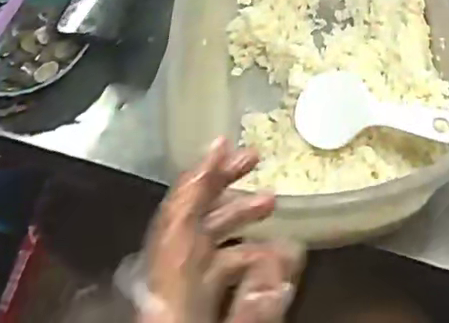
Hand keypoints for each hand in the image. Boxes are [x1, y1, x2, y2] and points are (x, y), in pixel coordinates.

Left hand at [135, 139, 301, 322]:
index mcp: (168, 286)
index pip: (178, 219)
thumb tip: (280, 267)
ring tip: (272, 204)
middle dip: (224, 184)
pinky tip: (269, 256)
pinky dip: (239, 254)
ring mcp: (175, 299)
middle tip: (255, 158)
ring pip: (203, 245)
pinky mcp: (186, 312)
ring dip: (237, 219)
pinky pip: (209, 273)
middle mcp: (167, 285)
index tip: (222, 142)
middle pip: (191, 221)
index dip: (199, 177)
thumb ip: (251, 308)